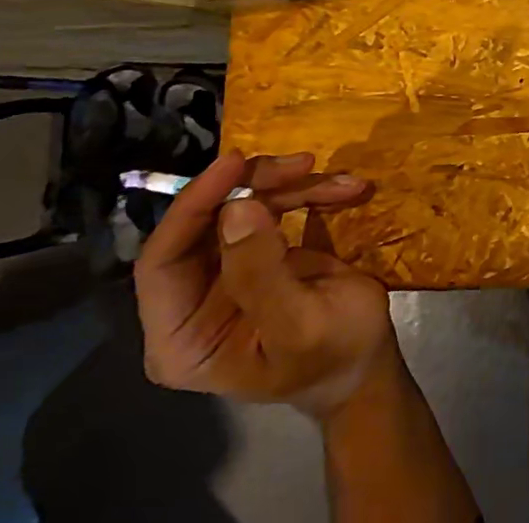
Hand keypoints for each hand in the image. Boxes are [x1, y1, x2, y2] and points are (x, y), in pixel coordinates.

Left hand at [134, 148, 394, 417]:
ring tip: (334, 178)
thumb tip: (237, 209)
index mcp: (182, 337)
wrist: (367, 363)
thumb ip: (263, 274)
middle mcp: (193, 301)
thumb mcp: (301, 324)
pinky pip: (272, 208)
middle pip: (203, 224)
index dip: (192, 208)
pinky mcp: (261, 253)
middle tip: (299, 165)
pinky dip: (308, 192)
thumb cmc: (332, 356)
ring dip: (286, 185)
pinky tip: (345, 189)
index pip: (161, 263)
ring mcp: (227, 274)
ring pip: (240, 207)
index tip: (233, 165)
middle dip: (250, 187)